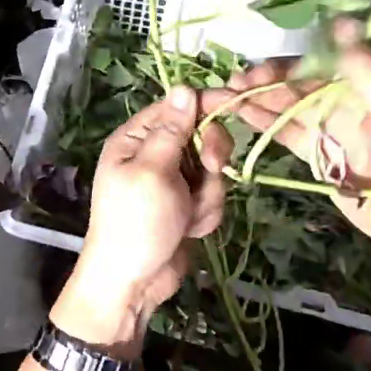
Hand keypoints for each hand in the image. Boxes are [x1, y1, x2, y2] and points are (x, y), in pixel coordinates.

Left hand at [51, 87, 233, 354]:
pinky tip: (189, 230)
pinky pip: (211, 196)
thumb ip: (172, 130)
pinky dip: (205, 213)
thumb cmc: (136, 223)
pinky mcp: (185, 204)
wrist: (133, 283)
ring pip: (212, 170)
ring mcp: (171, 181)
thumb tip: (183, 86)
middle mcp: (153, 154)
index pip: (178, 106)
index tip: (236, 103)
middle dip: (211, 157)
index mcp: (136, 138)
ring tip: (188, 216)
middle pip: (201, 135)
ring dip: (207, 195)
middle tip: (211, 170)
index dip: (208, 103)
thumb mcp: (153, 172)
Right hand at [201, 20, 370, 269]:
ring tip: (221, 95)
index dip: (292, 64)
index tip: (261, 66)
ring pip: (289, 112)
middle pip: (301, 88)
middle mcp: (352, 106)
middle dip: (266, 83)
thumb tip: (340, 20)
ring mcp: (336, 135)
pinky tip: (239, 115)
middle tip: (233, 82)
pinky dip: (265, 127)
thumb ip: (362, 65)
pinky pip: (290, 139)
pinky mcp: (324, 163)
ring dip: (257, 103)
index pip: (325, 65)